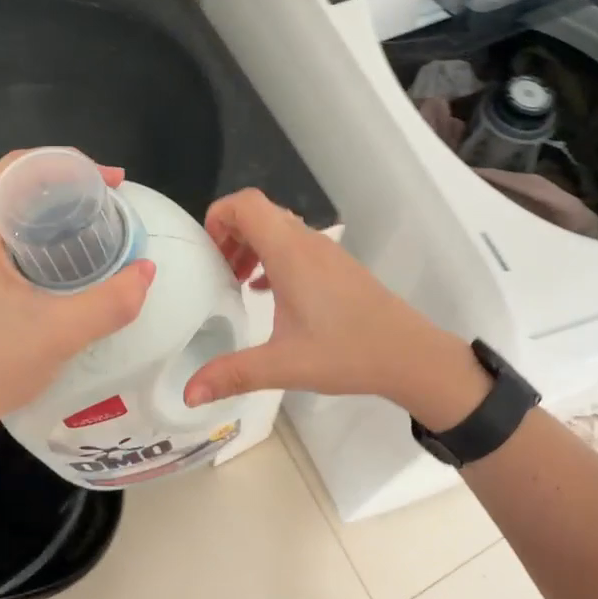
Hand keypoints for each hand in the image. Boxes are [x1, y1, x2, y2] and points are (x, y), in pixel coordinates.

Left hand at [0, 152, 155, 437]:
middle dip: (57, 181)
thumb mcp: (62, 333)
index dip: (73, 166)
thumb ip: (112, 301)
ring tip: (68, 204)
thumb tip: (147, 269)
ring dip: (28, 197)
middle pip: (5, 181)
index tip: (113, 184)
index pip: (22, 169)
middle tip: (102, 200)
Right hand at [183, 188, 466, 413]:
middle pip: (259, 213)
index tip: (205, 252)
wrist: (408, 354)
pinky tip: (266, 294)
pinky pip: (295, 246)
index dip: (218, 215)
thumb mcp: (283, 365)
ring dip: (252, 246)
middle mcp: (307, 243)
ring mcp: (325, 253)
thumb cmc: (346, 352)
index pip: (246, 204)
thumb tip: (189, 394)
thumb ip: (232, 374)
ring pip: (278, 229)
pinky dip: (273, 258)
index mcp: (290, 253)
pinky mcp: (337, 267)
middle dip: (229, 234)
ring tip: (235, 282)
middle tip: (214, 270)